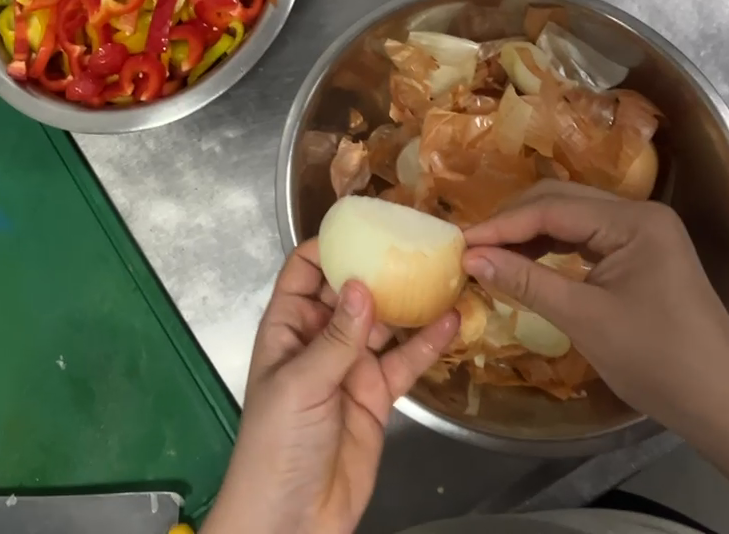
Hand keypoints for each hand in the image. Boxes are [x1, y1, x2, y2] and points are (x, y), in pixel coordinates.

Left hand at [203, 241, 458, 533]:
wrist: (293, 520)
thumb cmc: (276, 444)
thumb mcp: (302, 384)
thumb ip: (336, 338)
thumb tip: (361, 284)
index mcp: (287, 325)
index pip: (304, 269)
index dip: (329, 245)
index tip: (364, 224)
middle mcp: (319, 338)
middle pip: (349, 289)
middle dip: (377, 266)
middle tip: (415, 241)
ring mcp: (349, 366)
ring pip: (383, 323)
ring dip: (409, 302)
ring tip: (443, 273)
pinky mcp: (376, 395)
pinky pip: (403, 362)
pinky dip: (426, 344)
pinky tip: (451, 323)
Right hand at [461, 181, 728, 434]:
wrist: (726, 409)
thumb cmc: (659, 363)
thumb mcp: (584, 319)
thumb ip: (525, 280)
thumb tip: (469, 257)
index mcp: (634, 221)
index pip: (552, 210)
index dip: (502, 225)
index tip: (461, 242)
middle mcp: (640, 214)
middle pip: (559, 202)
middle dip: (512, 223)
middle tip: (472, 247)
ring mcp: (643, 234)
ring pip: (569, 217)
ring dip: (528, 234)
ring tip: (490, 255)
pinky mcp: (641, 254)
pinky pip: (584, 238)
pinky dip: (551, 248)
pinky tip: (525, 262)